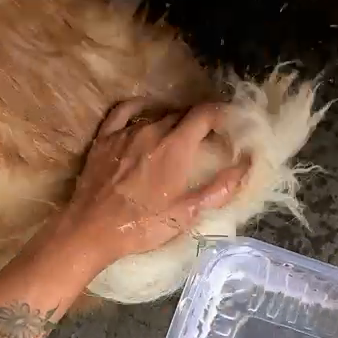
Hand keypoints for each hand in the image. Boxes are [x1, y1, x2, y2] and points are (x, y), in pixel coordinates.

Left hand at [50, 100, 247, 264]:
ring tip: (180, 134)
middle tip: (207, 139)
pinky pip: (123, 111)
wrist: (91, 230)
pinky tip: (146, 112)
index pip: (205, 114)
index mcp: (176, 146)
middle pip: (182, 114)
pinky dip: (139, 107)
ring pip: (156, 114)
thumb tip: (246, 166)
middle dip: (199, 122)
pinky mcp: (103, 139)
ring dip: (172, 120)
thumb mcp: (186, 213)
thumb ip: (220, 188)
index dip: (222, 114)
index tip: (231, 123)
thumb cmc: (142, 226)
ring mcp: (125, 133)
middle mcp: (152, 130)